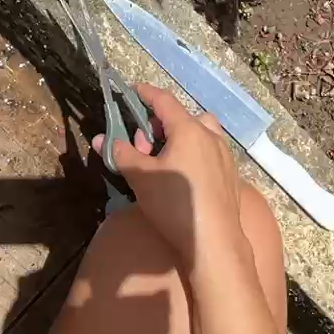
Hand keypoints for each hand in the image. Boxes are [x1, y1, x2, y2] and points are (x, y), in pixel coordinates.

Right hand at [94, 84, 250, 276]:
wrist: (214, 242)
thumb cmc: (174, 203)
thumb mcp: (141, 177)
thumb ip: (122, 155)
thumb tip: (103, 140)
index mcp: (189, 130)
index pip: (164, 101)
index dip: (145, 93)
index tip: (131, 91)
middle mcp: (211, 136)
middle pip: (184, 117)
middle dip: (160, 124)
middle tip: (142, 143)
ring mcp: (224, 156)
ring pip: (200, 134)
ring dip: (180, 137)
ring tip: (163, 158)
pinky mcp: (231, 175)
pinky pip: (209, 153)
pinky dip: (193, 154)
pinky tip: (182, 176)